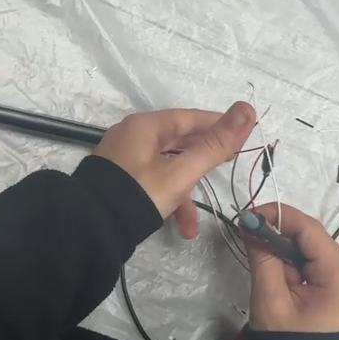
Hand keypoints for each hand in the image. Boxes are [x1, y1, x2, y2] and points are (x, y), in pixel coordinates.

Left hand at [93, 102, 256, 237]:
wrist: (91, 229)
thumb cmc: (139, 195)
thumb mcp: (181, 173)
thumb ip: (215, 145)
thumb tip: (247, 109)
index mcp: (145, 127)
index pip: (190, 118)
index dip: (218, 125)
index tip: (243, 132)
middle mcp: (131, 137)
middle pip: (178, 143)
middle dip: (203, 161)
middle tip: (228, 166)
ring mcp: (122, 160)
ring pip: (165, 169)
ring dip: (184, 196)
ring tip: (194, 224)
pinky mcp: (117, 181)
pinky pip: (150, 184)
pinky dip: (166, 202)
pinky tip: (180, 228)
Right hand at [244, 204, 338, 333]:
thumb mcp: (270, 299)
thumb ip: (263, 256)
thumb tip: (251, 223)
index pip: (309, 229)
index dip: (277, 215)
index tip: (246, 215)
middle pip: (312, 237)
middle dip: (278, 233)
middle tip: (247, 236)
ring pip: (311, 247)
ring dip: (283, 247)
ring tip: (260, 258)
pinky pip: (315, 261)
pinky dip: (293, 260)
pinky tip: (276, 270)